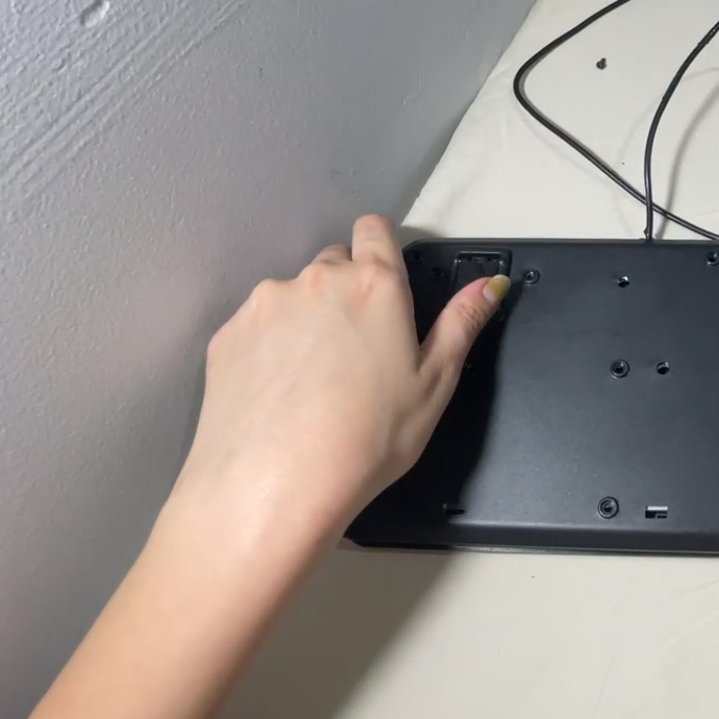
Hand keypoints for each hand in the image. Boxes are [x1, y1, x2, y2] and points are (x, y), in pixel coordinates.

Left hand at [179, 214, 507, 529]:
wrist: (272, 489)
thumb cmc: (368, 437)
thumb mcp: (436, 380)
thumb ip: (463, 321)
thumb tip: (491, 284)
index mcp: (375, 286)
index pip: (375, 229)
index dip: (383, 246)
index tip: (388, 277)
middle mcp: (317, 281)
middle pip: (336, 262)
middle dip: (351, 290)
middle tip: (364, 346)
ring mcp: (266, 307)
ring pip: (296, 294)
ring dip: (311, 317)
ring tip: (320, 377)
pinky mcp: (227, 337)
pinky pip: (260, 324)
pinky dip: (274, 344)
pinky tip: (285, 391)